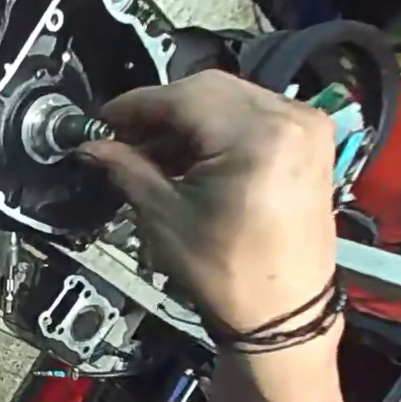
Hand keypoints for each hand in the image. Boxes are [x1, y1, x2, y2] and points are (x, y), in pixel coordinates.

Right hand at [82, 71, 336, 335]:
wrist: (285, 312)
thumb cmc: (226, 273)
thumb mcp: (164, 217)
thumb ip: (126, 168)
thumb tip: (91, 145)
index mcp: (256, 137)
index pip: (182, 97)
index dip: (135, 105)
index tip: (103, 120)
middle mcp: (290, 118)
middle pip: (207, 89)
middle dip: (159, 110)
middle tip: (123, 136)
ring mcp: (307, 126)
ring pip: (228, 96)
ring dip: (186, 117)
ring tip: (152, 149)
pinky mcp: (310, 140)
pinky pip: (252, 112)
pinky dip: (215, 125)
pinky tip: (188, 152)